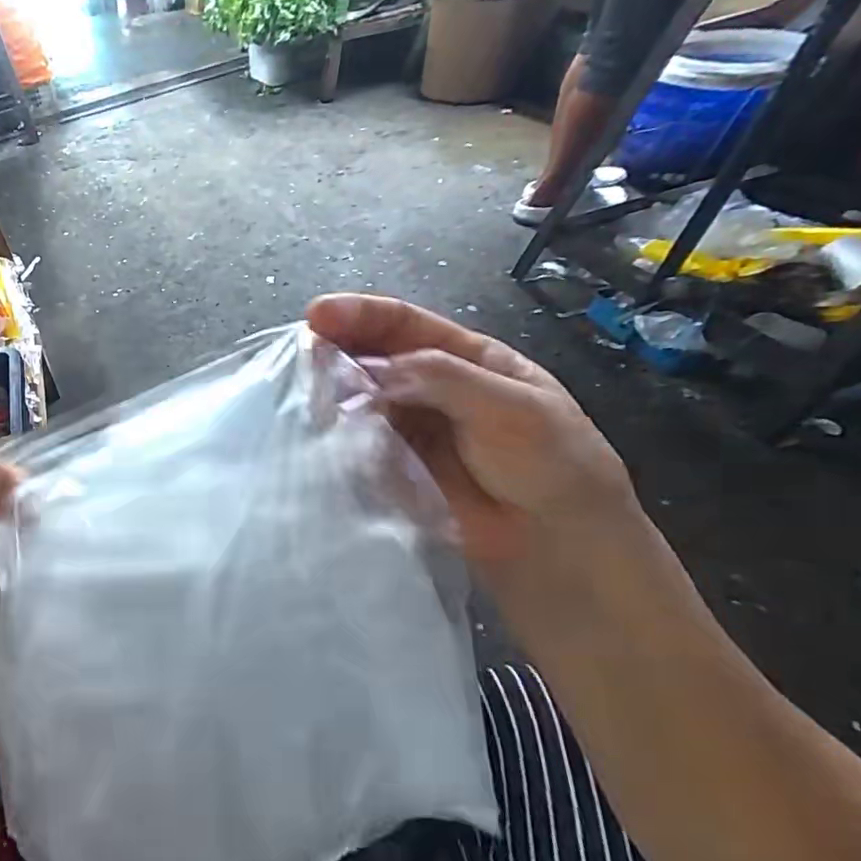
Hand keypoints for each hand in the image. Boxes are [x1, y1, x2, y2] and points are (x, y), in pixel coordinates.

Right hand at [307, 293, 635, 562]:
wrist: (557, 545)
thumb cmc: (550, 463)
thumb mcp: (512, 406)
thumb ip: (444, 379)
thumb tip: (373, 370)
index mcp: (464, 358)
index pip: (404, 326)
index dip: (361, 315)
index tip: (318, 315)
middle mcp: (429, 388)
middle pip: (373, 360)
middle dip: (338, 353)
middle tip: (304, 360)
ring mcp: (409, 431)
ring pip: (360, 403)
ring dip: (334, 399)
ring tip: (310, 403)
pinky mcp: (394, 471)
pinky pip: (358, 448)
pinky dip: (339, 442)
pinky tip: (325, 441)